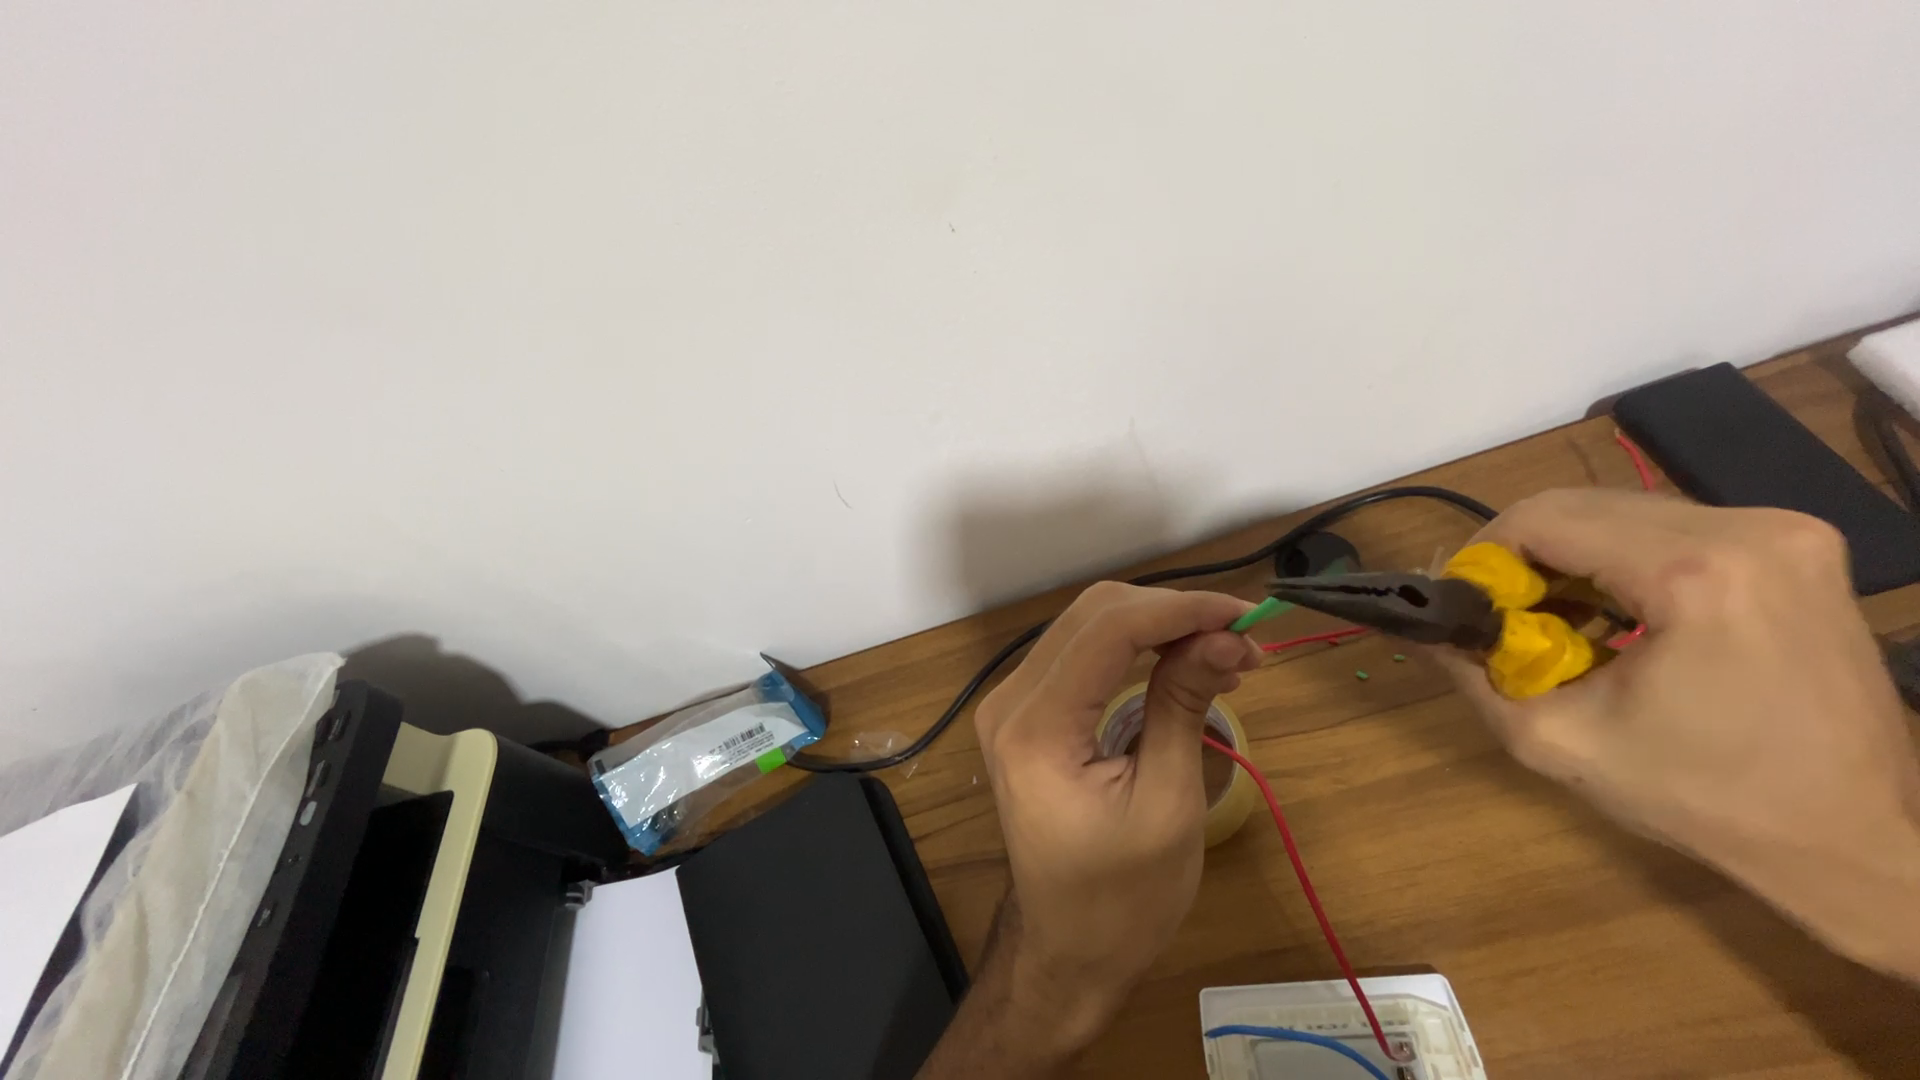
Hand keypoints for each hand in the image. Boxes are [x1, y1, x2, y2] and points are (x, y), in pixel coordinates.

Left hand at [971, 582, 1259, 1054]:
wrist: (1067, 949)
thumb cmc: (1122, 899)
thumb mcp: (1166, 805)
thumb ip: (1184, 706)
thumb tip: (1227, 637)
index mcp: (1035, 727)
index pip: (1109, 630)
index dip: (1183, 610)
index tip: (1249, 617)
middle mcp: (1009, 700)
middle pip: (1095, 615)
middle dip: (1174, 614)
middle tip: (1244, 643)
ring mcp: (1011, 703)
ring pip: (1089, 625)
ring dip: (1160, 626)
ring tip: (1227, 654)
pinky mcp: (1026, 712)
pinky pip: (1082, 654)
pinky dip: (1137, 647)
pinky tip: (1183, 662)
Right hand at [1437, 488, 1919, 977]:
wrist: (1861, 838)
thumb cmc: (1702, 797)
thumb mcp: (1554, 739)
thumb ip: (1469, 670)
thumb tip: (1415, 622)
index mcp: (1695, 573)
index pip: (1543, 518)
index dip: (1484, 556)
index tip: (1468, 606)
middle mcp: (1749, 529)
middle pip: (1581, 506)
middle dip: (1523, 556)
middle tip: (1504, 618)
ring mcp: (1784, 532)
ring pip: (1621, 513)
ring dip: (1568, 558)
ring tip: (1557, 624)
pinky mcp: (1796, 547)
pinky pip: (1669, 528)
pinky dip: (1619, 561)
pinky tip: (1614, 616)